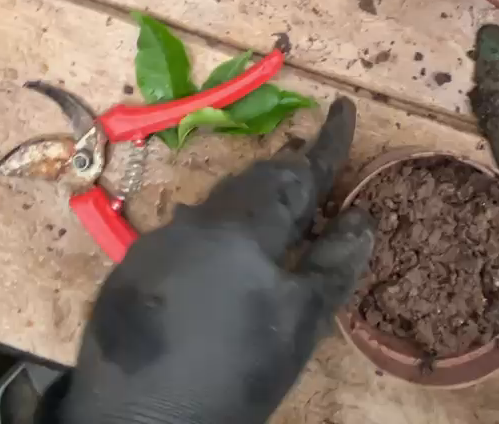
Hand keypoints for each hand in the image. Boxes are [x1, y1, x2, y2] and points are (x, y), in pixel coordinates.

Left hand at [44, 99, 373, 423]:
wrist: (138, 423)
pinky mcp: (135, 266)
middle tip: (315, 163)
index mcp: (243, 226)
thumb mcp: (296, 327)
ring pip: (220, 204)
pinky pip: (189, 232)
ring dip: (253, 200)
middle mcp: (199, 219)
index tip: (344, 107)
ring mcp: (161, 240)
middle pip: (255, 182)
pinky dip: (219, 232)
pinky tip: (223, 256)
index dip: (327, 144)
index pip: (297, 173)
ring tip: (278, 205)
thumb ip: (331, 265)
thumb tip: (362, 216)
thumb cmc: (232, 373)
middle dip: (289, 171)